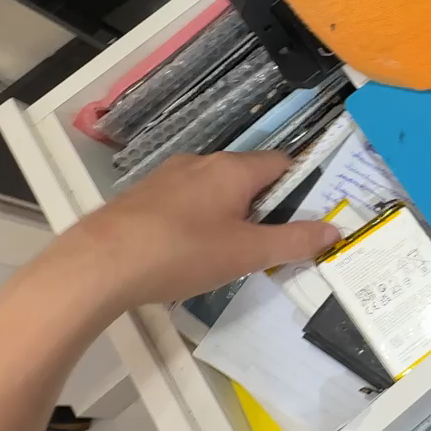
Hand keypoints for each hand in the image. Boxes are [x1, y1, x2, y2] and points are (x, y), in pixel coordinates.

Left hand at [38, 152, 338, 314]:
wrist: (95, 267)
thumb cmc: (182, 253)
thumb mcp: (248, 253)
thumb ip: (295, 241)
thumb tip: (335, 230)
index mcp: (234, 169)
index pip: (283, 163)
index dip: (301, 186)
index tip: (308, 215)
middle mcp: (202, 163)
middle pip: (250, 176)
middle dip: (267, 204)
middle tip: (274, 240)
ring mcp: (168, 178)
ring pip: (216, 189)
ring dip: (232, 212)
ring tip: (233, 250)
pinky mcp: (142, 198)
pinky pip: (187, 201)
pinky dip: (200, 219)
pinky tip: (191, 251)